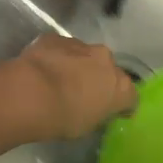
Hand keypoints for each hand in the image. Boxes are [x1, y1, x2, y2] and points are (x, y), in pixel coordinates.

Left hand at [14, 35, 136, 139]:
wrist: (32, 92)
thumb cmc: (64, 118)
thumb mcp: (90, 125)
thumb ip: (99, 111)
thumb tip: (94, 105)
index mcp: (121, 86)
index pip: (130, 96)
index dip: (121, 104)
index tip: (111, 110)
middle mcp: (105, 59)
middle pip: (107, 69)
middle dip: (99, 77)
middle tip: (85, 92)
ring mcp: (80, 44)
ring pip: (84, 55)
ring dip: (77, 64)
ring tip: (60, 79)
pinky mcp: (55, 37)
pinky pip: (61, 48)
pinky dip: (57, 56)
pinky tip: (44, 68)